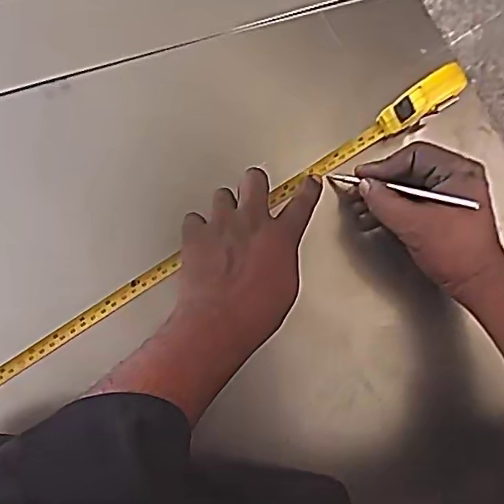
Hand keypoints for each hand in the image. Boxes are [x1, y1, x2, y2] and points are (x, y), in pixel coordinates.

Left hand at [172, 168, 320, 354]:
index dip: (307, 190)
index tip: (308, 184)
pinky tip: (201, 239)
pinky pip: (194, 219)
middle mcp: (251, 223)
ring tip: (224, 222)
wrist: (217, 322)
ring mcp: (221, 226)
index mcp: (281, 237)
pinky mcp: (195, 236)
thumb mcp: (286, 288)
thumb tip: (279, 259)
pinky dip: (197, 227)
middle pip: (255, 181)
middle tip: (255, 189)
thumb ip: (284, 261)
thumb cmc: (252, 313)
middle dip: (256, 183)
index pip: (301, 203)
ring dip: (225, 206)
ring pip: (222, 195)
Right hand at [353, 142, 503, 301]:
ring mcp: (449, 198)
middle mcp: (456, 181)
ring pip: (408, 189)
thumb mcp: (415, 224)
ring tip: (362, 209)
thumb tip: (367, 186)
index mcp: (459, 172)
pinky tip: (375, 219)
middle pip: (409, 171)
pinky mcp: (441, 216)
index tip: (362, 177)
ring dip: (382, 200)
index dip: (383, 167)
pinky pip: (412, 205)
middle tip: (358, 193)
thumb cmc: (461, 254)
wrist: (476, 283)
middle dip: (380, 185)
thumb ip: (385, 202)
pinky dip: (392, 211)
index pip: (413, 156)